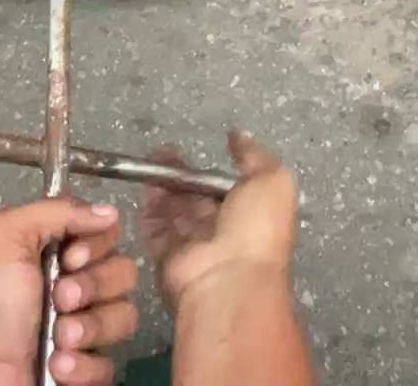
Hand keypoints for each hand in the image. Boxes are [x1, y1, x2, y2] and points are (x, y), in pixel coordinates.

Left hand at [0, 198, 140, 385]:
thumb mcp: (8, 235)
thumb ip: (56, 210)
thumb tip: (109, 211)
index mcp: (66, 247)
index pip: (110, 232)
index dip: (96, 245)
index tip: (69, 259)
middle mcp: (83, 280)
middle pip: (124, 272)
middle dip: (92, 287)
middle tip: (59, 299)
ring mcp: (89, 324)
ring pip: (124, 317)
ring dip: (89, 328)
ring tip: (58, 339)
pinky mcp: (89, 366)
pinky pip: (110, 364)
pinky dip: (83, 367)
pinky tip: (57, 365)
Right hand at [139, 131, 297, 312]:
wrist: (230, 281)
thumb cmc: (255, 229)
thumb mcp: (272, 182)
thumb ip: (254, 156)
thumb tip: (237, 135)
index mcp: (249, 215)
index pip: (226, 189)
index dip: (210, 170)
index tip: (191, 148)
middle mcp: (221, 232)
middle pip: (195, 198)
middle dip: (180, 175)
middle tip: (160, 150)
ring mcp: (193, 246)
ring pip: (174, 210)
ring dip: (162, 186)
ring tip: (149, 162)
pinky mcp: (168, 257)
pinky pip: (156, 229)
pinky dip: (149, 210)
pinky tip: (145, 188)